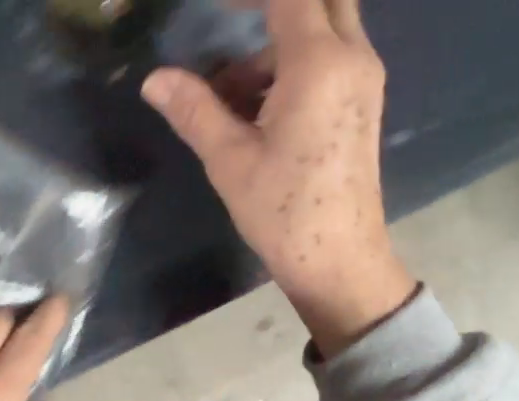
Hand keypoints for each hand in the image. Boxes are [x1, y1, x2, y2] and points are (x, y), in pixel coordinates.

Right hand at [141, 0, 416, 353]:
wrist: (338, 257)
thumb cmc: (281, 211)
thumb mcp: (229, 160)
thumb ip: (194, 111)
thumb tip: (154, 79)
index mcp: (319, 64)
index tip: (210, 7)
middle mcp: (352, 56)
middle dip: (271, 5)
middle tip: (226, 23)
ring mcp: (363, 78)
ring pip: (323, 27)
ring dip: (273, 43)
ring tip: (225, 95)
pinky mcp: (362, 101)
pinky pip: (329, 56)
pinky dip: (290, 65)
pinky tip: (253, 111)